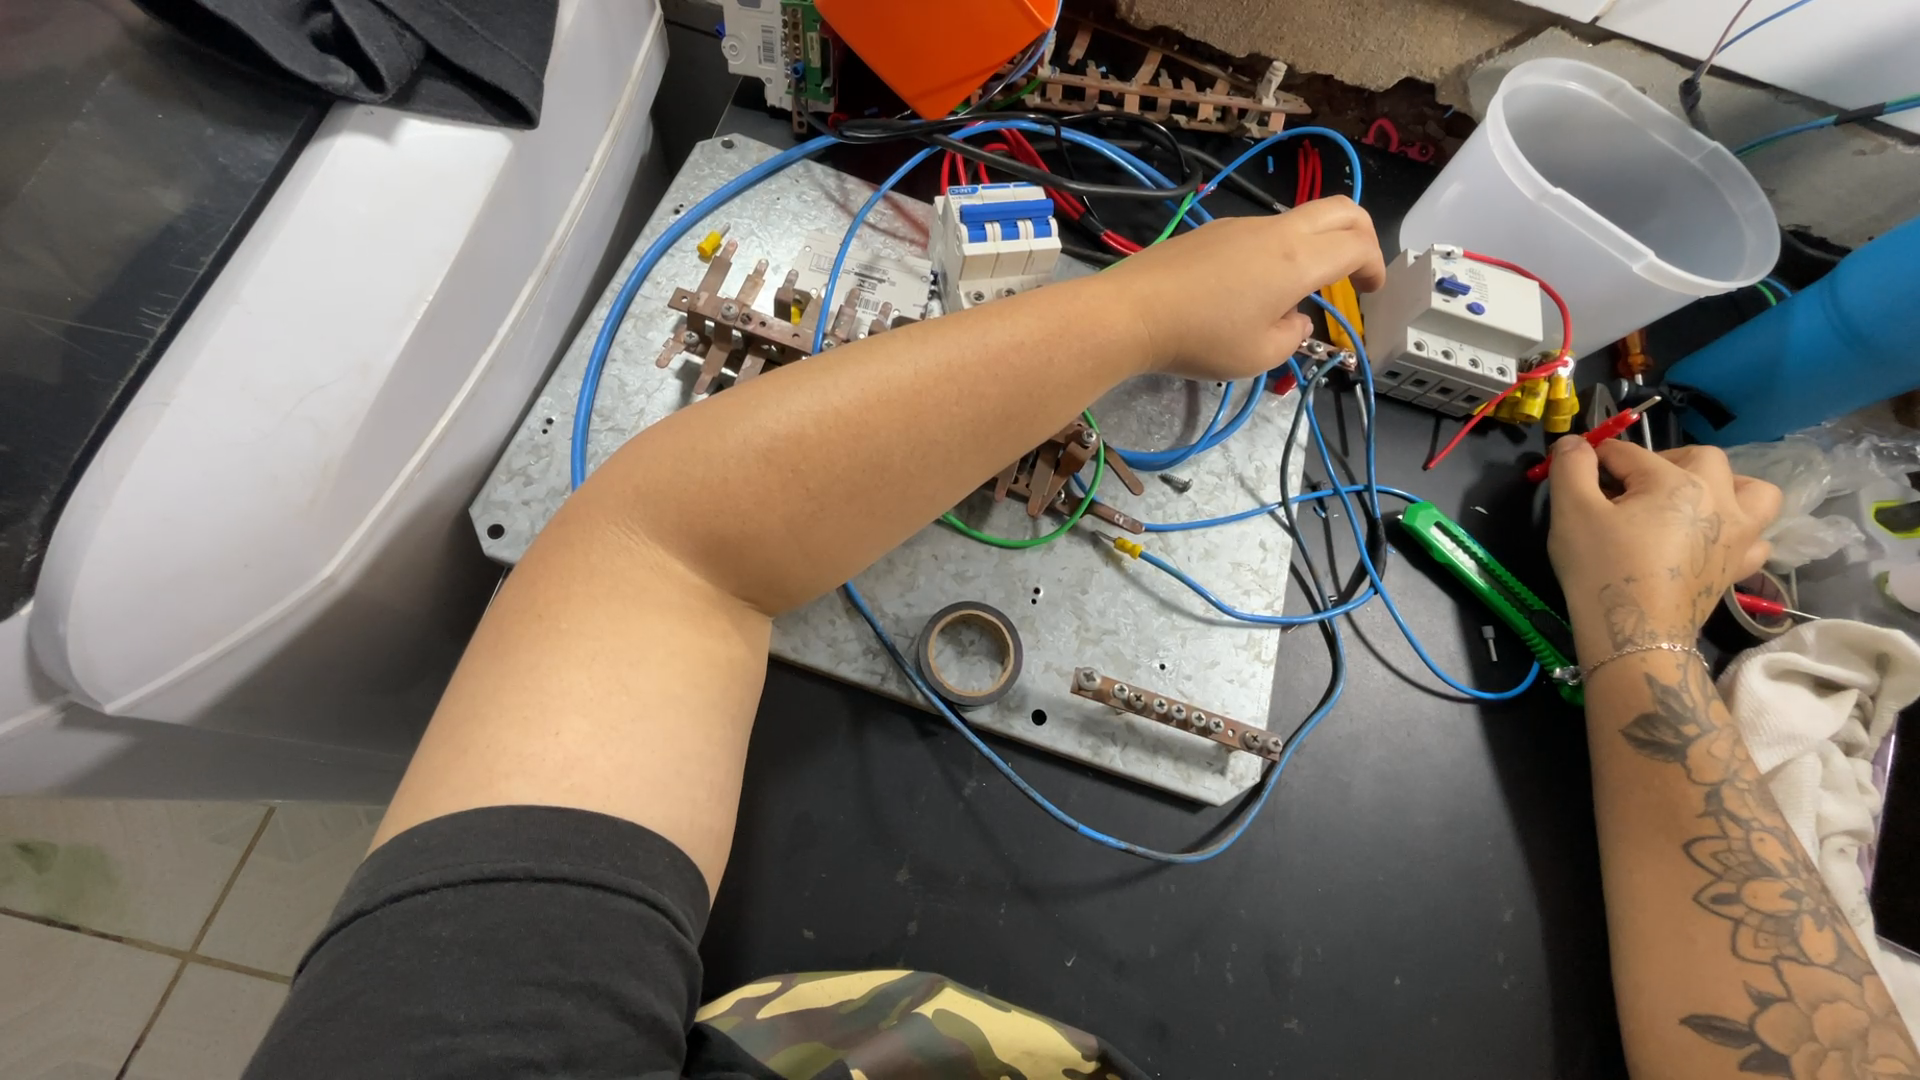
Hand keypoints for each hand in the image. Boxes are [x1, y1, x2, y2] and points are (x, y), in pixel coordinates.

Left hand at [1095, 197, 1386, 381]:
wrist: (1130, 314)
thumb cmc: (1199, 339)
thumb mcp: (1258, 356)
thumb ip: (1291, 337)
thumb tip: (1295, 320)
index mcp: (1298, 260)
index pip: (1357, 244)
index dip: (1374, 264)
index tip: (1371, 288)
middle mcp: (1274, 231)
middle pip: (1339, 209)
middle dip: (1360, 233)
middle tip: (1356, 267)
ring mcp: (1237, 226)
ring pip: (1294, 220)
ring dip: (1311, 245)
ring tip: (1292, 290)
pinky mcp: (1207, 233)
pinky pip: (1256, 234)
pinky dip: (1272, 252)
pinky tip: (1245, 290)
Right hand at [1548, 438, 1781, 659]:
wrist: (1635, 628)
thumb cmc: (1599, 566)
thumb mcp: (1571, 511)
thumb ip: (1570, 467)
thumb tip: (1573, 441)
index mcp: (1676, 481)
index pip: (1628, 453)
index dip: (1594, 460)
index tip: (1573, 476)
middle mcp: (1720, 497)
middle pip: (1699, 458)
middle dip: (1661, 462)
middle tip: (1626, 486)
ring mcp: (1741, 532)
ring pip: (1751, 489)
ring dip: (1721, 485)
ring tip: (1688, 500)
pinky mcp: (1741, 563)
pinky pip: (1756, 534)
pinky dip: (1737, 529)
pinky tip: (1710, 538)